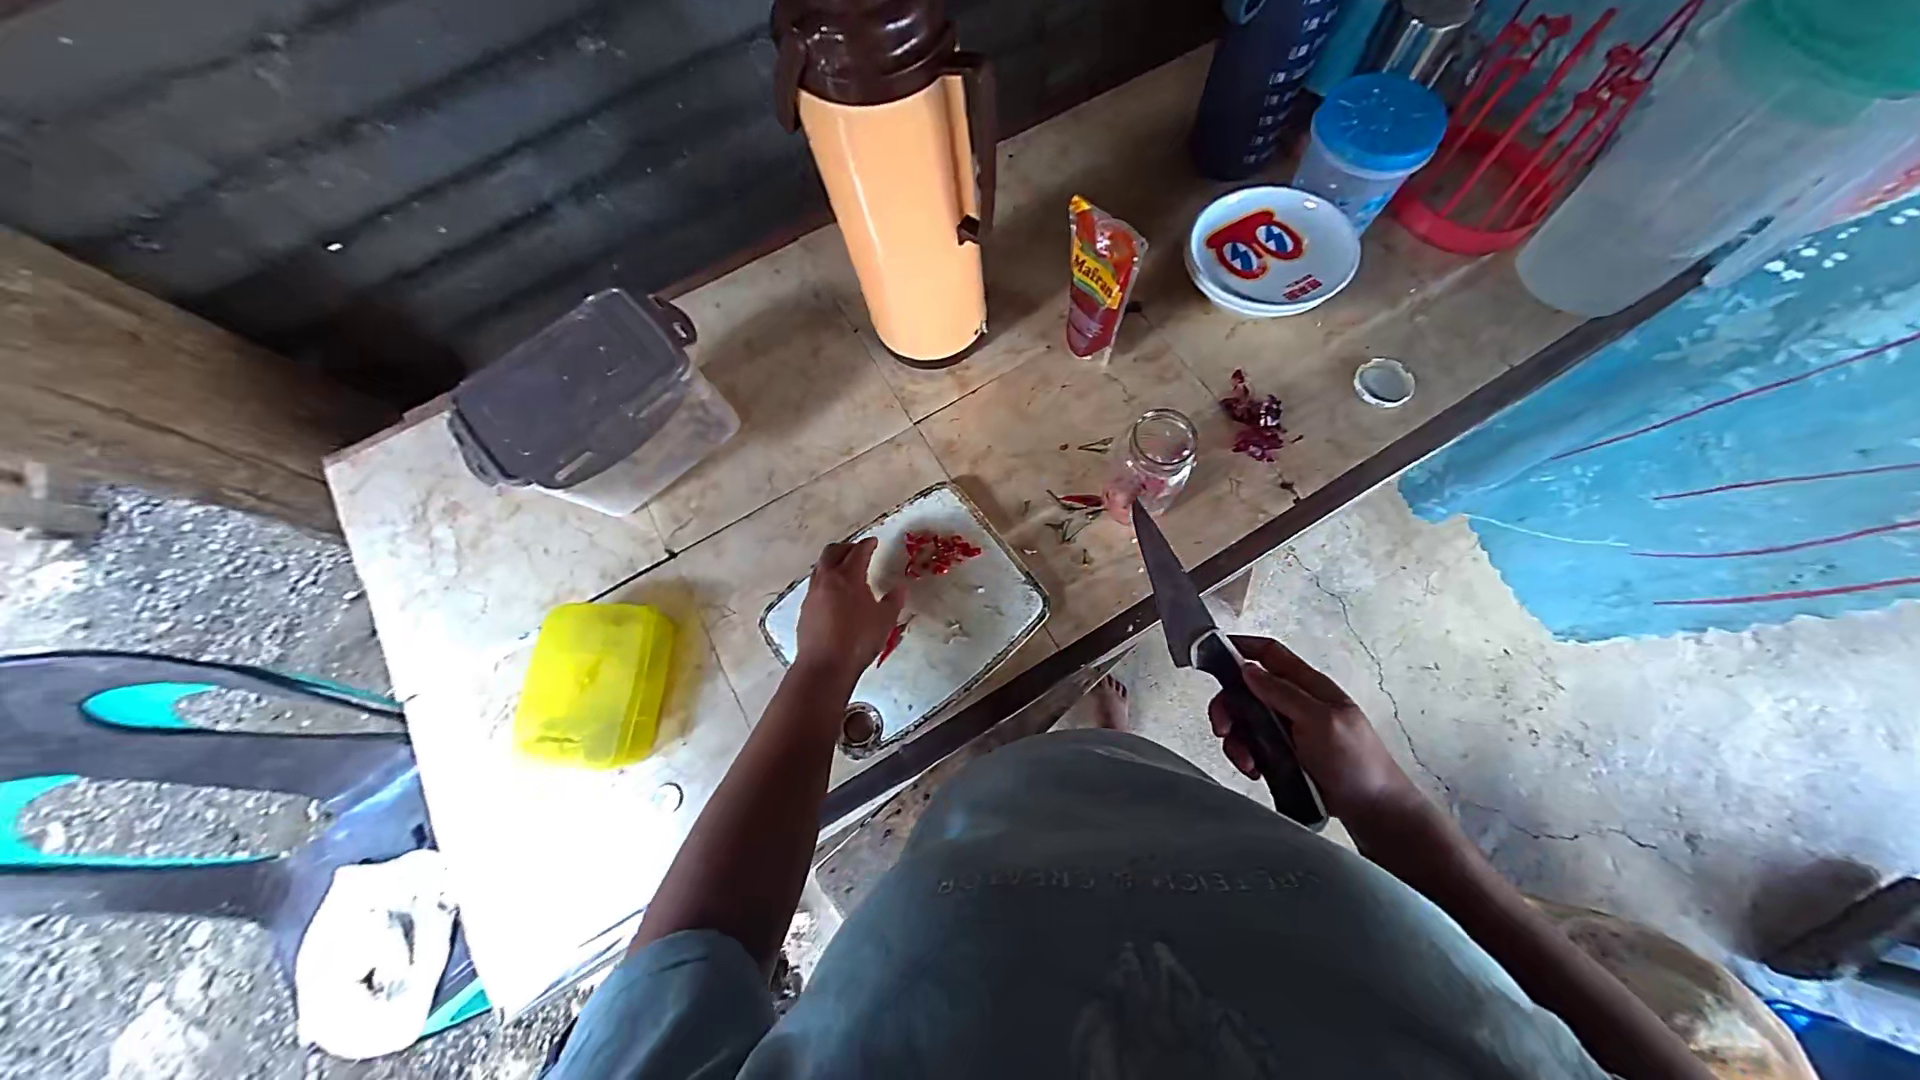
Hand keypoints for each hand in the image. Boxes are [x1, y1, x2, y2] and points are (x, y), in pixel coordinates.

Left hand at [794, 538, 906, 679]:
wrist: (825, 665)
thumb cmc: (859, 640)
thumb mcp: (885, 620)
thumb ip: (893, 600)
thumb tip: (900, 588)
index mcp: (848, 576)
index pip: (858, 552)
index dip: (867, 545)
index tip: (873, 542)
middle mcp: (827, 579)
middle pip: (832, 552)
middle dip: (846, 547)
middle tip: (858, 551)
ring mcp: (813, 593)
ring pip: (821, 567)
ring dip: (833, 562)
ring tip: (846, 570)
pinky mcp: (805, 608)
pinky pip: (816, 585)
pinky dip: (827, 580)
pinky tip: (835, 594)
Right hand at [1209, 635, 1426, 827]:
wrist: (1373, 811)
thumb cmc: (1358, 763)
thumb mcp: (1323, 722)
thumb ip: (1285, 693)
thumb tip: (1248, 669)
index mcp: (1308, 686)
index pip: (1269, 653)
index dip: (1242, 646)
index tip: (1213, 653)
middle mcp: (1292, 702)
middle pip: (1244, 688)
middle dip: (1227, 705)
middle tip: (1222, 727)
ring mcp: (1285, 728)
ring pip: (1242, 719)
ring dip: (1235, 738)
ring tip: (1245, 760)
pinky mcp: (1280, 752)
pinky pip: (1249, 745)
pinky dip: (1244, 756)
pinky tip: (1254, 770)